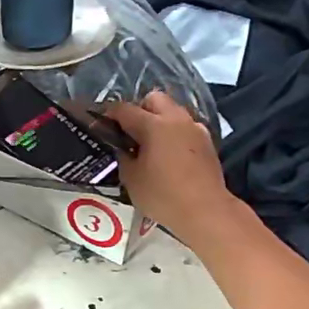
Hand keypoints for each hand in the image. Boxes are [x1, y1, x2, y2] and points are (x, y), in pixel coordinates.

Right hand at [102, 92, 243, 244]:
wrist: (205, 209)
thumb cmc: (163, 195)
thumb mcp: (131, 179)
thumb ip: (123, 158)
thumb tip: (122, 148)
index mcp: (153, 125)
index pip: (124, 110)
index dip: (109, 114)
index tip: (101, 124)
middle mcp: (176, 119)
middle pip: (154, 99)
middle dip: (139, 109)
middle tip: (130, 132)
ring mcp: (195, 128)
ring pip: (173, 111)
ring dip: (159, 120)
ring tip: (150, 143)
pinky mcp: (207, 141)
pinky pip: (186, 127)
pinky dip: (175, 133)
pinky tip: (170, 154)